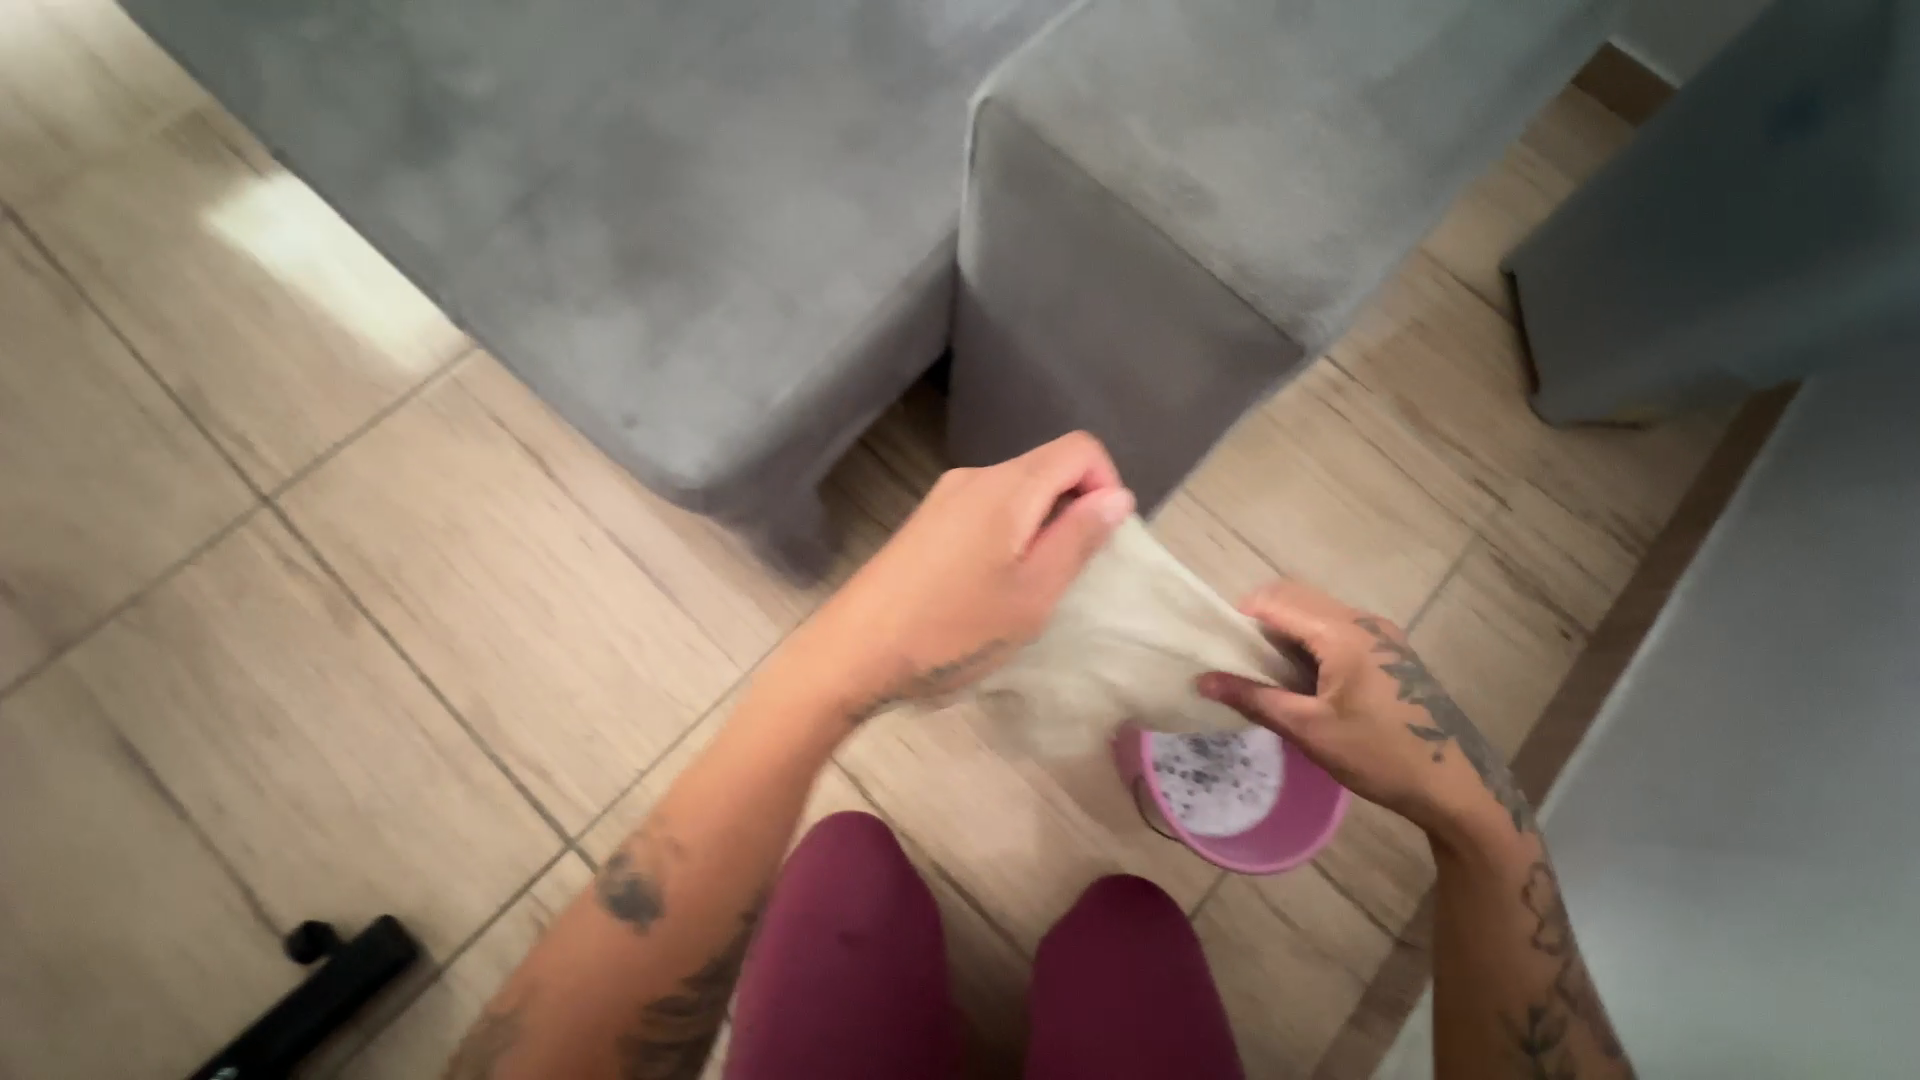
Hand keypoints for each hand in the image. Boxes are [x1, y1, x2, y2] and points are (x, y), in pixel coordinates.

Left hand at [775, 432, 1133, 721]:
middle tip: (1065, 575)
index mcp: (1007, 487)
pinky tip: (989, 586)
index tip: (1099, 541)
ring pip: (1017, 492)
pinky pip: (986, 510)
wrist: (854, 652)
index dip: (1106, 485)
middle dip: (1073, 510)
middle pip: (1047, 467)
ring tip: (1026, 589)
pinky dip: (1008, 535)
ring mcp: (944, 497)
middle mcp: (974, 477)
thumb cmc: (953, 629)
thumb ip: (1078, 538)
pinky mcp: (926, 522)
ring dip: (1039, 528)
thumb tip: (1117, 495)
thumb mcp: (1032, 594)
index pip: (1080, 448)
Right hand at [1195, 581, 1533, 841]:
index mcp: (1343, 633)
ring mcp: (1382, 635)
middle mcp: (1363, 622)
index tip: (1222, 649)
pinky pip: (1336, 627)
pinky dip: (1309, 640)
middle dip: (1260, 620)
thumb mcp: (1309, 730)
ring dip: (1285, 630)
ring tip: (1268, 673)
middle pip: (1295, 597)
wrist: (1457, 788)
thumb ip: (1253, 698)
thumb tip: (1202, 680)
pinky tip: (1304, 680)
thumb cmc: (1379, 756)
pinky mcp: (1391, 651)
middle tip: (1240, 661)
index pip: (1275, 600)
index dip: (1240, 617)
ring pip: (1316, 610)